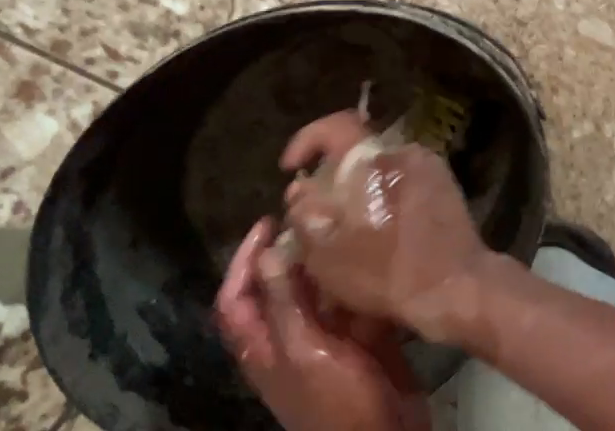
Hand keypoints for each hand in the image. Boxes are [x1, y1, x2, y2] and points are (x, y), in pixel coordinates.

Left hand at [215, 219, 429, 430]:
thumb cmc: (335, 401)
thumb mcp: (305, 352)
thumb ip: (286, 305)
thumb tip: (268, 252)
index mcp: (264, 348)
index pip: (235, 299)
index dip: (243, 261)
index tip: (268, 222)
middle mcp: (290, 339)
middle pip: (279, 290)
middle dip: (291, 253)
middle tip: (318, 213)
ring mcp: (328, 341)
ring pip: (321, 293)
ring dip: (331, 262)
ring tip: (350, 224)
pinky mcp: (363, 340)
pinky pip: (356, 303)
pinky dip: (363, 280)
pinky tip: (379, 255)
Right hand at [280, 111, 493, 343]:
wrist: (453, 284)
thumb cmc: (385, 271)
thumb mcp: (324, 252)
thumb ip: (305, 213)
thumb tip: (302, 190)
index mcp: (377, 159)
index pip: (338, 126)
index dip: (307, 139)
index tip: (290, 168)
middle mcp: (408, 152)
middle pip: (359, 151)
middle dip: (331, 175)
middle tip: (313, 209)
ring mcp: (432, 167)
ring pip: (381, 167)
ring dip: (357, 188)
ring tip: (340, 223)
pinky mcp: (446, 185)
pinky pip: (402, 179)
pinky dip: (381, 195)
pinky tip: (372, 227)